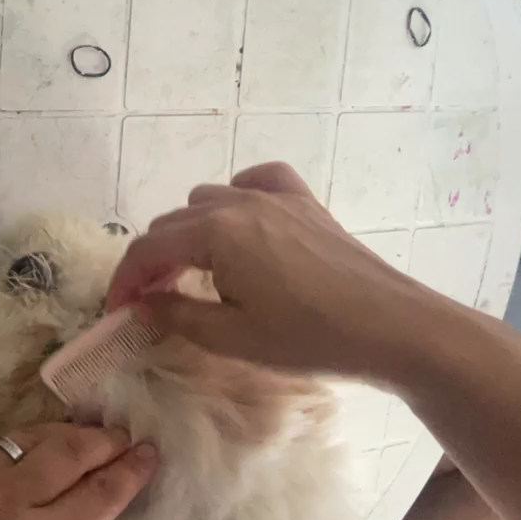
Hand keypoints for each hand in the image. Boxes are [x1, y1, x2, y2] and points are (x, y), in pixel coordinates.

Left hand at [0, 423, 158, 519]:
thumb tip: (109, 486)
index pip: (98, 493)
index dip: (130, 469)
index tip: (150, 451)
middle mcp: (5, 502)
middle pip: (67, 452)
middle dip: (101, 441)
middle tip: (123, 436)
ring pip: (32, 438)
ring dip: (66, 434)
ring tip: (90, 434)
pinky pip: (1, 445)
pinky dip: (29, 445)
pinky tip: (46, 446)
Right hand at [104, 162, 476, 383]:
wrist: (402, 332)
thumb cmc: (311, 338)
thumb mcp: (231, 337)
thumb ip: (174, 315)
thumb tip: (139, 306)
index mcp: (213, 233)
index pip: (146, 250)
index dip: (124, 281)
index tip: (118, 311)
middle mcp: (236, 204)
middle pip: (169, 225)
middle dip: (152, 262)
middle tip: (153, 301)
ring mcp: (273, 198)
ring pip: (204, 201)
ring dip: (187, 234)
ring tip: (194, 270)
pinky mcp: (305, 204)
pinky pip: (257, 181)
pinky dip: (238, 196)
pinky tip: (242, 222)